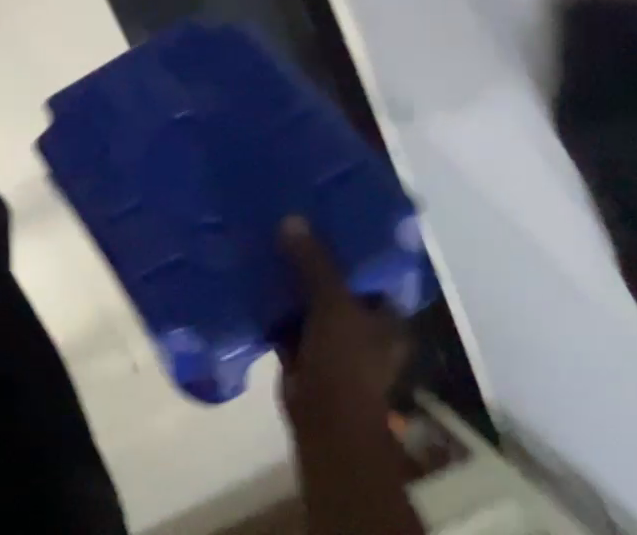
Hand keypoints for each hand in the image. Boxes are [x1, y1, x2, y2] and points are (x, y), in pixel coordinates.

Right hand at [277, 217, 409, 425]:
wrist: (325, 416)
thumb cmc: (345, 360)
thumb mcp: (333, 305)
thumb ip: (314, 263)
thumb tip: (292, 220)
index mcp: (387, 318)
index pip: (370, 273)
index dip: (347, 249)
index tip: (320, 220)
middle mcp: (364, 328)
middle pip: (335, 286)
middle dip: (311, 263)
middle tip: (283, 228)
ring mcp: (333, 342)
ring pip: (308, 303)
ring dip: (288, 285)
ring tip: (261, 247)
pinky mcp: (304, 353)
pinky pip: (286, 321)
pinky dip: (271, 307)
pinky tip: (248, 283)